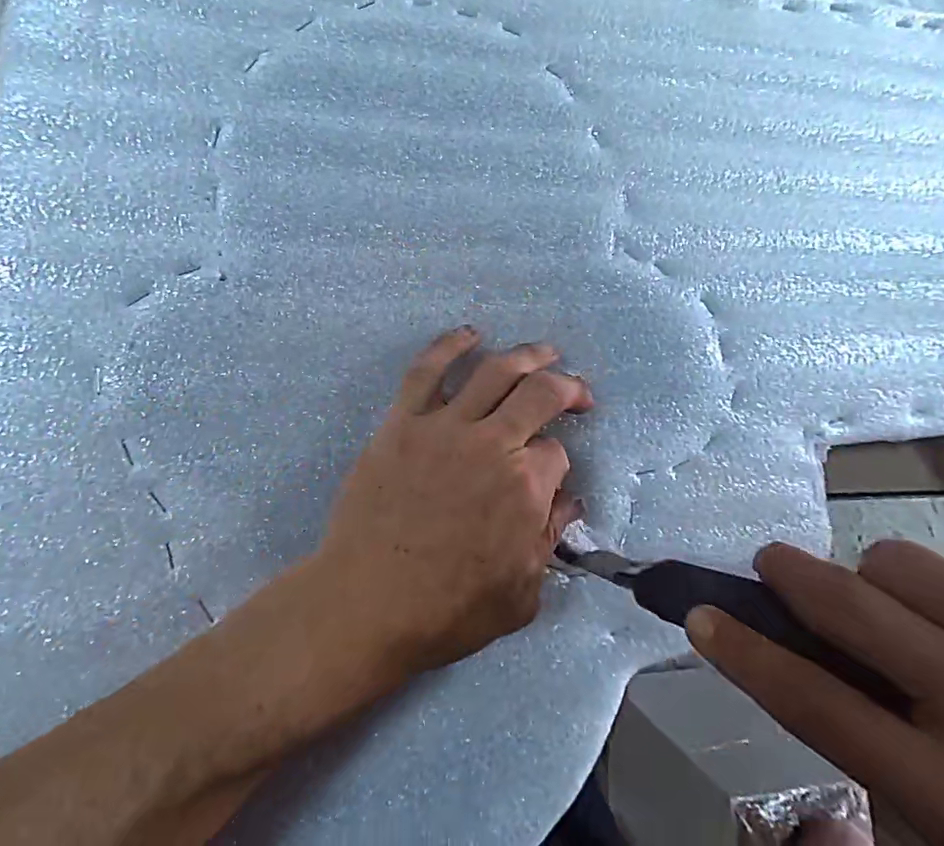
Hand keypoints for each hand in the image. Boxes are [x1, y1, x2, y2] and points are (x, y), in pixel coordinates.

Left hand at [315, 327, 590, 675]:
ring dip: (527, 354)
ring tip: (543, 351)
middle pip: (541, 393)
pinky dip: (450, 344)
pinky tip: (469, 334)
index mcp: (526, 486)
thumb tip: (567, 503)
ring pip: (494, 370)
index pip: (557, 453)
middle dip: (567, 387)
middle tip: (576, 391)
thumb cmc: (447, 610)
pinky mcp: (403, 422)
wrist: (367, 602)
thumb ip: (549, 541)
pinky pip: (428, 370)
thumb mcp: (521, 594)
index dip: (559, 461)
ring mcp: (445, 427)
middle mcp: (492, 444)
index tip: (551, 474)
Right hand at [690, 531, 943, 845]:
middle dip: (792, 577)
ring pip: (920, 563)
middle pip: (851, 604)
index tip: (701, 615)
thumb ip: (915, 833)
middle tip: (776, 567)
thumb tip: (838, 791)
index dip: (742, 651)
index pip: (813, 701)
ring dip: (897, 584)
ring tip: (924, 612)